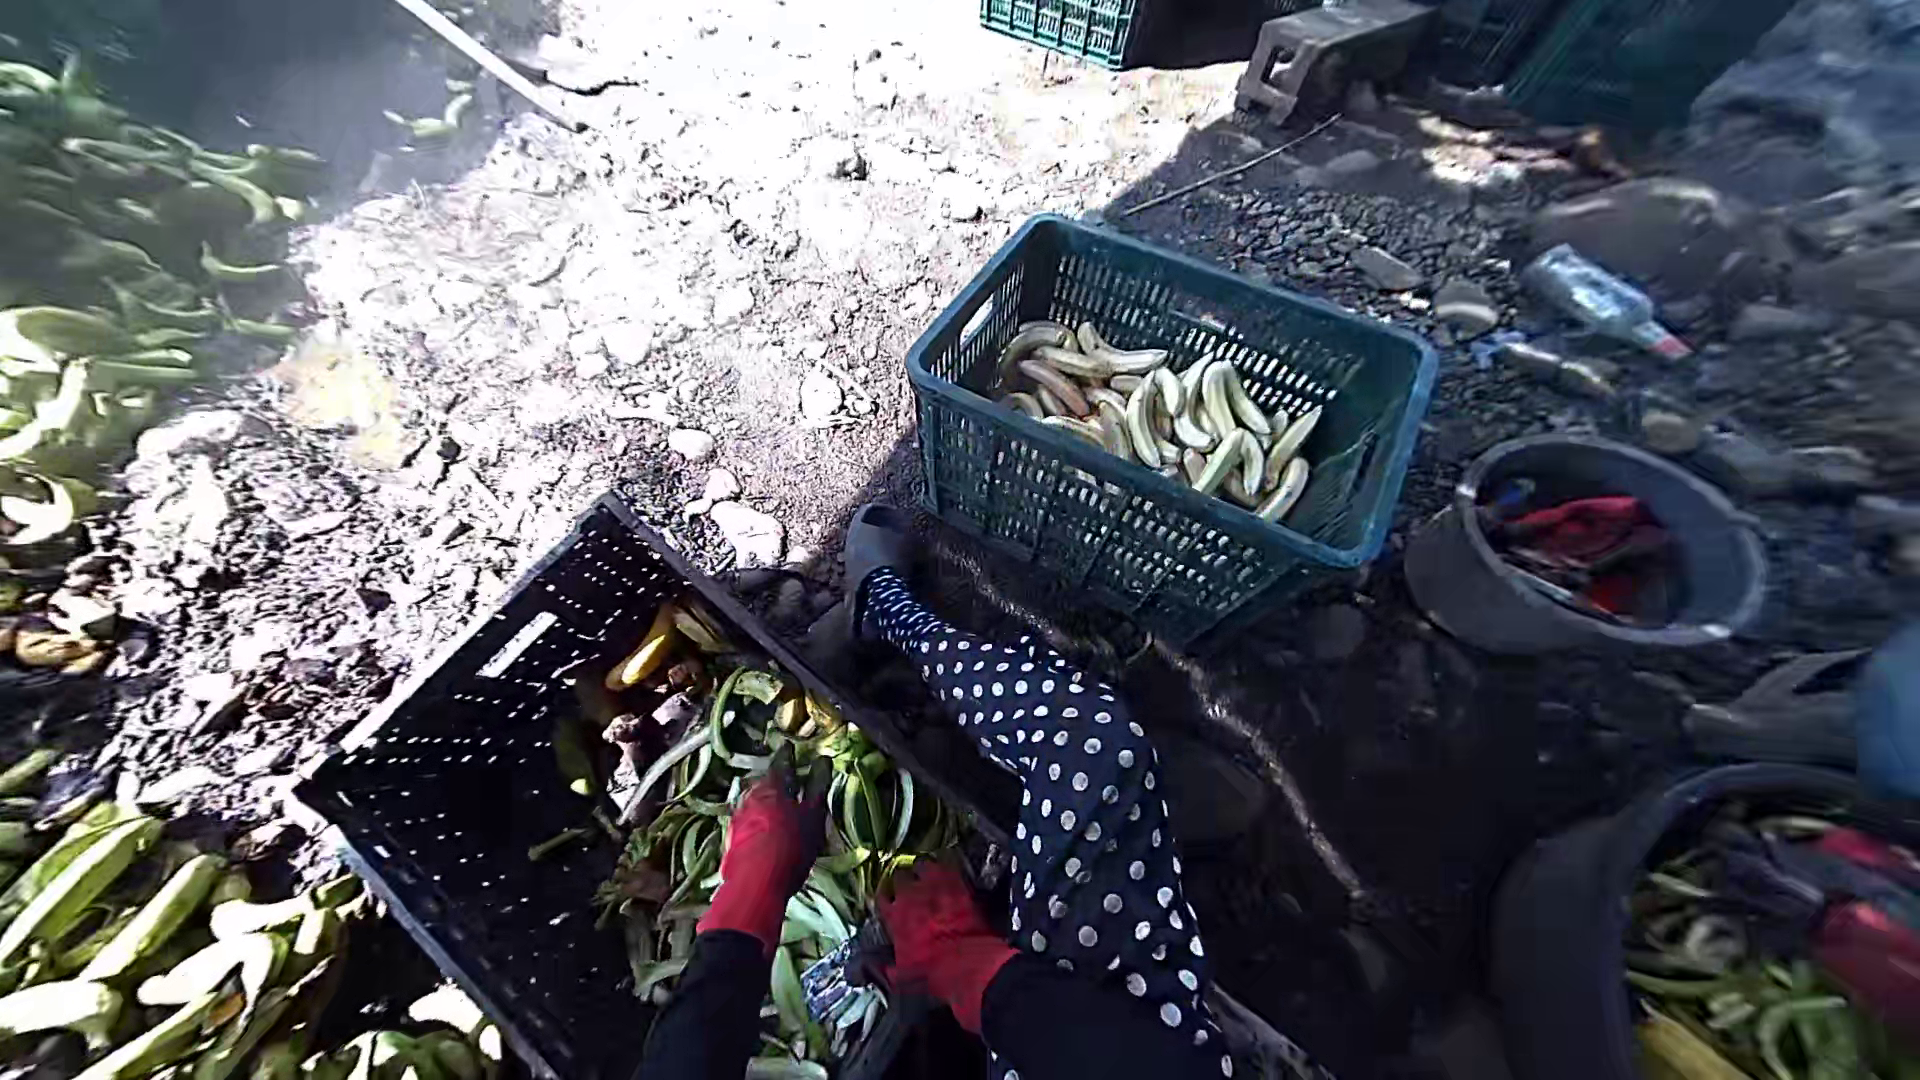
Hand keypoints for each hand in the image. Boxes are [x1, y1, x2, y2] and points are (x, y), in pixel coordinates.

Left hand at [699, 747, 827, 950]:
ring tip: (783, 811)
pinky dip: (761, 822)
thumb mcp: (813, 817)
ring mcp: (737, 820)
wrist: (753, 890)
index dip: (789, 755)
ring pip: (756, 803)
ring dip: (769, 804)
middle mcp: (750, 798)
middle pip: (766, 784)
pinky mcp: (732, 842)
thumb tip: (823, 761)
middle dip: (778, 783)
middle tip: (792, 783)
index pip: (781, 762)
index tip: (793, 748)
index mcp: (771, 787)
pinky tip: (770, 833)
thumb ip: (818, 787)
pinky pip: (750, 822)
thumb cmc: (789, 848)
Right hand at [877, 860, 1015, 1033]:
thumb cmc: (935, 973)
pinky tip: (947, 871)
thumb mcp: (905, 978)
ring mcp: (934, 886)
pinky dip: (946, 866)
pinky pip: (947, 864)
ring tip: (927, 874)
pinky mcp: (956, 882)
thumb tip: (887, 968)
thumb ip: (890, 968)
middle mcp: (911, 896)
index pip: (881, 898)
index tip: (890, 900)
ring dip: (924, 869)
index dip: (886, 898)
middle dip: (904, 880)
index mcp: (895, 918)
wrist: (968, 964)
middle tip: (910, 887)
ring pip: (922, 864)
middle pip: (900, 876)